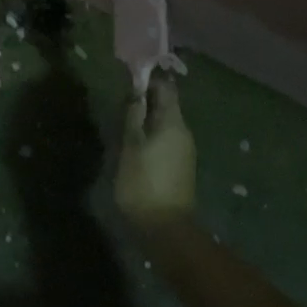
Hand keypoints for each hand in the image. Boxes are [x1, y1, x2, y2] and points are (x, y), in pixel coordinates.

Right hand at [116, 76, 195, 227]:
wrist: (166, 227)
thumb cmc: (143, 182)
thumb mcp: (131, 145)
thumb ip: (134, 116)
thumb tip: (136, 91)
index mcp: (173, 122)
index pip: (165, 88)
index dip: (148, 80)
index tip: (128, 79)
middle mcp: (184, 132)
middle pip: (166, 106)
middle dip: (146, 100)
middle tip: (121, 103)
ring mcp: (185, 150)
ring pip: (166, 124)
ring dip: (147, 119)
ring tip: (124, 124)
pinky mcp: (181, 166)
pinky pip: (166, 139)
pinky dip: (152, 135)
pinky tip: (136, 145)